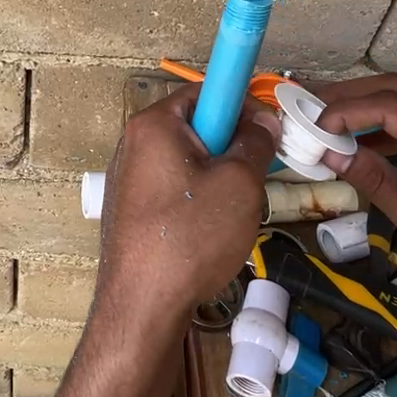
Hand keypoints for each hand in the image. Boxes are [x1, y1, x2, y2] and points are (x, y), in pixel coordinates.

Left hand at [94, 84, 280, 326]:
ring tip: (235, 212)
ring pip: (187, 163)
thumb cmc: (191, 235)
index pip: (205, 91)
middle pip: (195, 128)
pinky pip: (173, 189)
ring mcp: (127, 178)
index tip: (268, 129)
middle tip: (258, 175)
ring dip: (218, 179)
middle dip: (231, 148)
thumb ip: (255, 143)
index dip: (242, 104)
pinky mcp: (129, 210)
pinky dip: (197, 201)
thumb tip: (262, 121)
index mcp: (153, 125)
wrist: (142, 304)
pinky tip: (211, 233)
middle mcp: (133, 144)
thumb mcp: (239, 183)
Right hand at [312, 75, 396, 325]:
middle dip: (350, 95)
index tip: (310, 127)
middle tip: (305, 105)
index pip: (393, 106)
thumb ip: (381, 185)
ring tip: (324, 119)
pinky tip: (362, 143)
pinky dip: (391, 127)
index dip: (346, 110)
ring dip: (368, 107)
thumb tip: (331, 151)